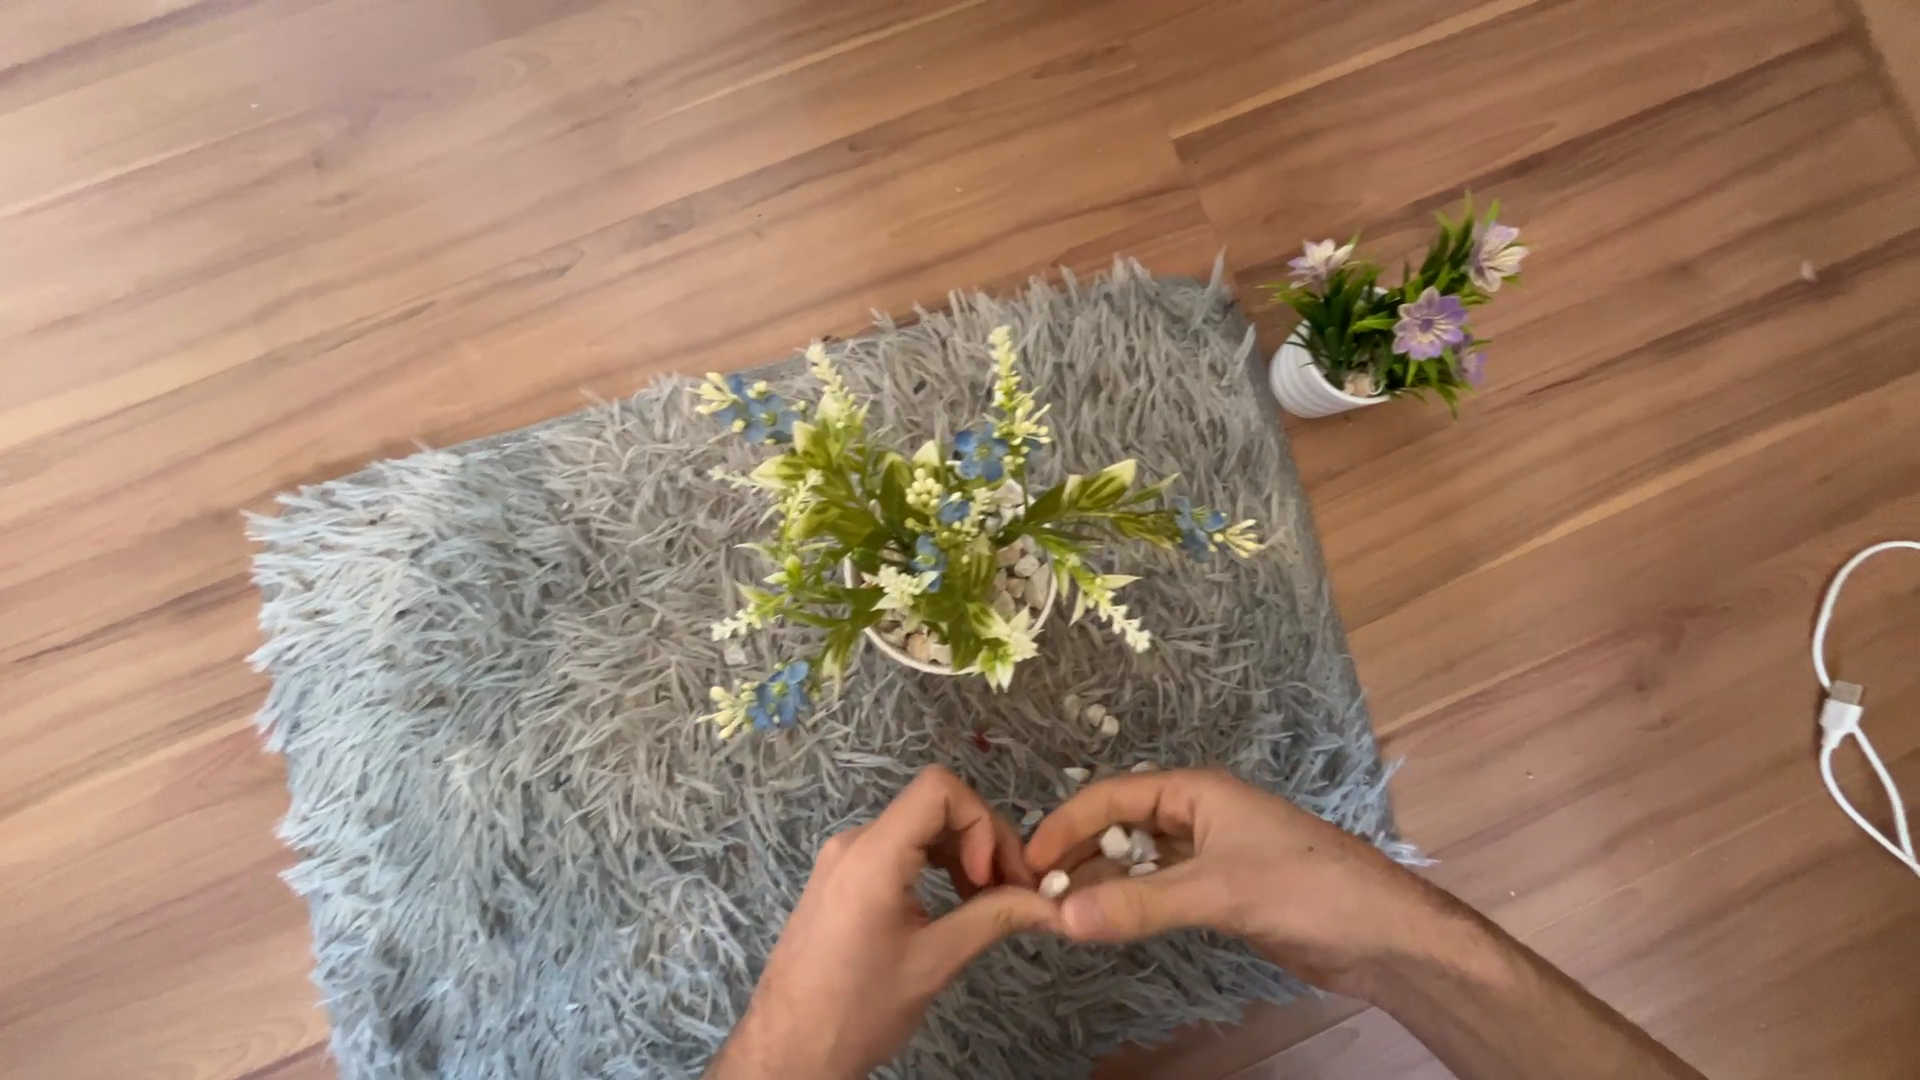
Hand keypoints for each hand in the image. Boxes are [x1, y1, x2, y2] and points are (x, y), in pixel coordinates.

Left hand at [706, 766, 1059, 1079]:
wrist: (786, 1051)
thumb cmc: (857, 1010)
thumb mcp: (932, 964)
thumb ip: (993, 919)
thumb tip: (1050, 903)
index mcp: (873, 854)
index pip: (939, 789)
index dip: (979, 821)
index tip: (991, 875)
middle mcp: (857, 840)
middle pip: (935, 806)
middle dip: (982, 840)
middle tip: (1014, 890)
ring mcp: (846, 855)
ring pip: (921, 824)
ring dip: (963, 852)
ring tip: (989, 900)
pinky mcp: (844, 873)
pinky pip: (901, 845)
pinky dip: (937, 862)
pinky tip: (957, 900)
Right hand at [1025, 768, 1437, 996]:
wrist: (1385, 937)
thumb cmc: (1303, 889)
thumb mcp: (1217, 891)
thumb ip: (1139, 905)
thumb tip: (1062, 918)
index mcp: (1192, 791)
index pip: (1111, 798)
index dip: (1067, 826)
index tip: (1029, 863)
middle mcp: (1194, 814)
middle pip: (1120, 827)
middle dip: (1079, 855)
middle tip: (1038, 893)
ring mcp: (1207, 852)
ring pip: (1137, 860)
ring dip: (1101, 881)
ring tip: (1060, 911)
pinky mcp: (1219, 888)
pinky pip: (1159, 887)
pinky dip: (1130, 901)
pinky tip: (1105, 920)